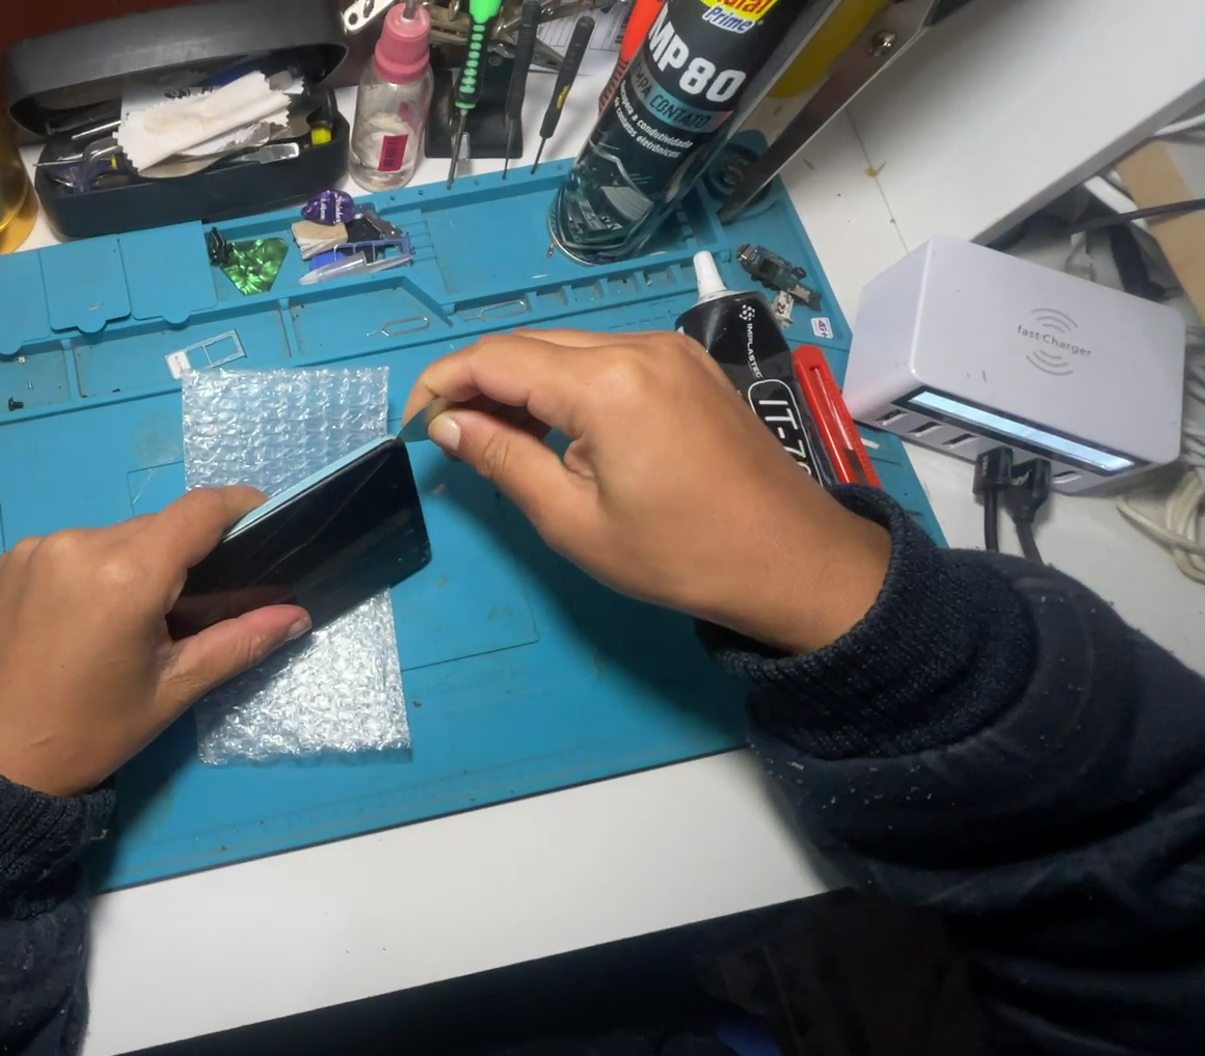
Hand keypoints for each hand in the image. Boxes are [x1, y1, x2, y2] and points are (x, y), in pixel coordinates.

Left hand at [0, 487, 309, 795]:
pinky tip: (88, 614)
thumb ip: (240, 643)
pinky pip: (74, 547)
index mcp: (125, 575)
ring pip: (115, 536)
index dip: (238, 505)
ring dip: (138, 561)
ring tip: (136, 618)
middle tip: (194, 603)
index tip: (261, 518)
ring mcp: (36, 547)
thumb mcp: (172, 690)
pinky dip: (96, 567)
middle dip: (186, 552)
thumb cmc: (88, 733)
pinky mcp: (9, 559)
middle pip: (157, 526)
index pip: (198, 511)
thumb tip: (297, 616)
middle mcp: (78, 543)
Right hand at [406, 329, 889, 652]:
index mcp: (604, 383)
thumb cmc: (675, 554)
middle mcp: (635, 345)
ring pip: (560, 348)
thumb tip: (445, 425)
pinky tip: (543, 422)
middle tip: (444, 434)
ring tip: (487, 433)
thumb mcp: (570, 519)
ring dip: (513, 382)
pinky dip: (555, 384)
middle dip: (472, 382)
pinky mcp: (681, 364)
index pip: (493, 359)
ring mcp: (664, 349)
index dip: (440, 384)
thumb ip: (501, 459)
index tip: (413, 424)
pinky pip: (597, 358)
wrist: (791, 561)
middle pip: (524, 345)